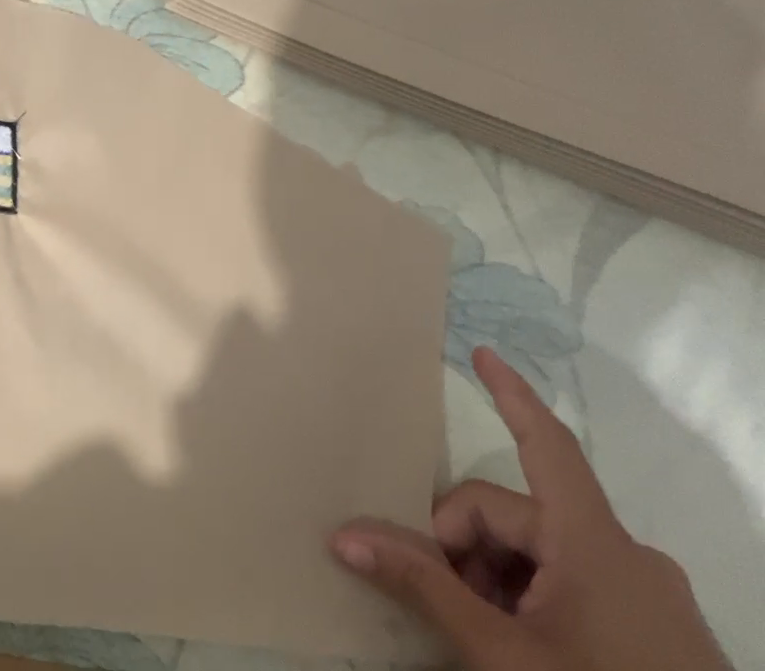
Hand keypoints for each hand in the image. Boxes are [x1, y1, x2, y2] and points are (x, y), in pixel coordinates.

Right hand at [332, 347, 729, 670]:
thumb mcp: (499, 650)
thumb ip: (423, 585)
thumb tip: (344, 534)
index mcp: (596, 545)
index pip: (547, 448)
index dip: (512, 397)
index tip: (481, 352)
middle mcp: (625, 555)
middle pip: (511, 513)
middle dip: (460, 545)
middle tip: (440, 598)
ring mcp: (642, 591)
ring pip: (534, 552)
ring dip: (488, 576)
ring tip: (477, 629)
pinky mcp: (649, 624)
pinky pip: (565, 582)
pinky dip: (522, 596)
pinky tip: (509, 636)